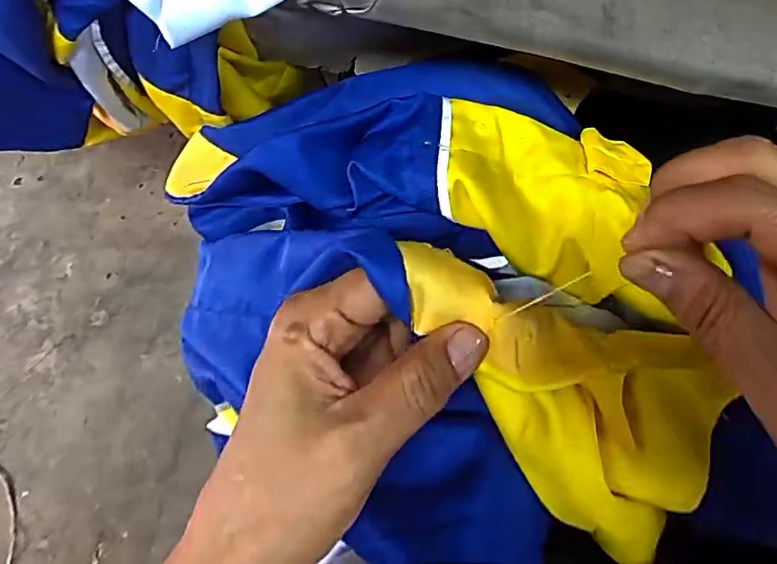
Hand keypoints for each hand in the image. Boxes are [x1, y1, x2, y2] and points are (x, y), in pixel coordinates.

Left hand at [166, 271, 487, 563]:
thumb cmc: (283, 500)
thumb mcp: (360, 440)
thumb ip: (421, 383)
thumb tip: (478, 332)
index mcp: (310, 321)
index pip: (387, 276)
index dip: (436, 281)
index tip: (484, 294)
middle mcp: (323, 322)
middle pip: (399, 295)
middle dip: (445, 307)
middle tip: (494, 316)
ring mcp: (337, 350)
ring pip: (406, 323)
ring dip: (442, 332)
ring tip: (489, 333)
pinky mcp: (351, 377)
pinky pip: (402, 351)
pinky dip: (430, 357)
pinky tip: (461, 359)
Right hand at [620, 138, 776, 563]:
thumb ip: (721, 322)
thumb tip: (642, 258)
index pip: (764, 205)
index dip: (688, 211)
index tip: (632, 248)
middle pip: (765, 163)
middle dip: (691, 182)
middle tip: (641, 233)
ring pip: (768, 171)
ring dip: (704, 190)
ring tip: (659, 236)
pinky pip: (776, 201)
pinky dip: (725, 211)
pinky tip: (698, 241)